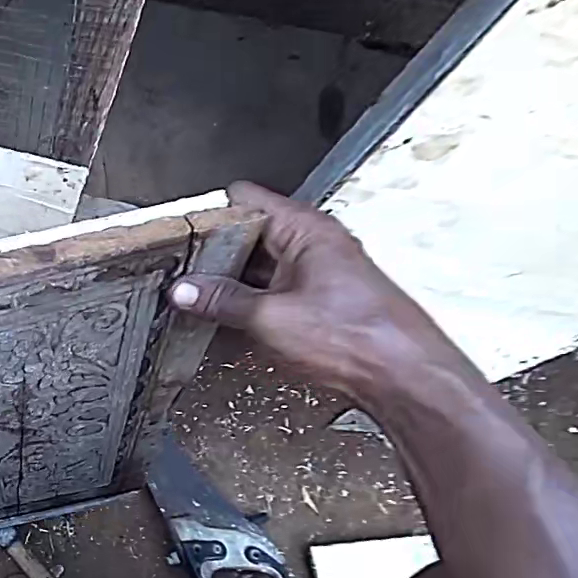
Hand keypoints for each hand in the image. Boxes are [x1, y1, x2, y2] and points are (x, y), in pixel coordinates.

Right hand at [167, 182, 480, 399]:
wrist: (403, 377)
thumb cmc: (355, 336)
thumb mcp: (270, 317)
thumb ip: (221, 300)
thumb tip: (183, 290)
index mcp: (304, 230)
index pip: (243, 199)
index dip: (207, 213)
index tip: (176, 235)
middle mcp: (310, 243)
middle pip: (246, 233)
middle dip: (210, 252)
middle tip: (174, 271)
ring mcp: (312, 271)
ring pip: (255, 264)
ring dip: (225, 280)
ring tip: (191, 297)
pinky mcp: (314, 299)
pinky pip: (267, 289)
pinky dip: (243, 300)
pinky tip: (220, 318)